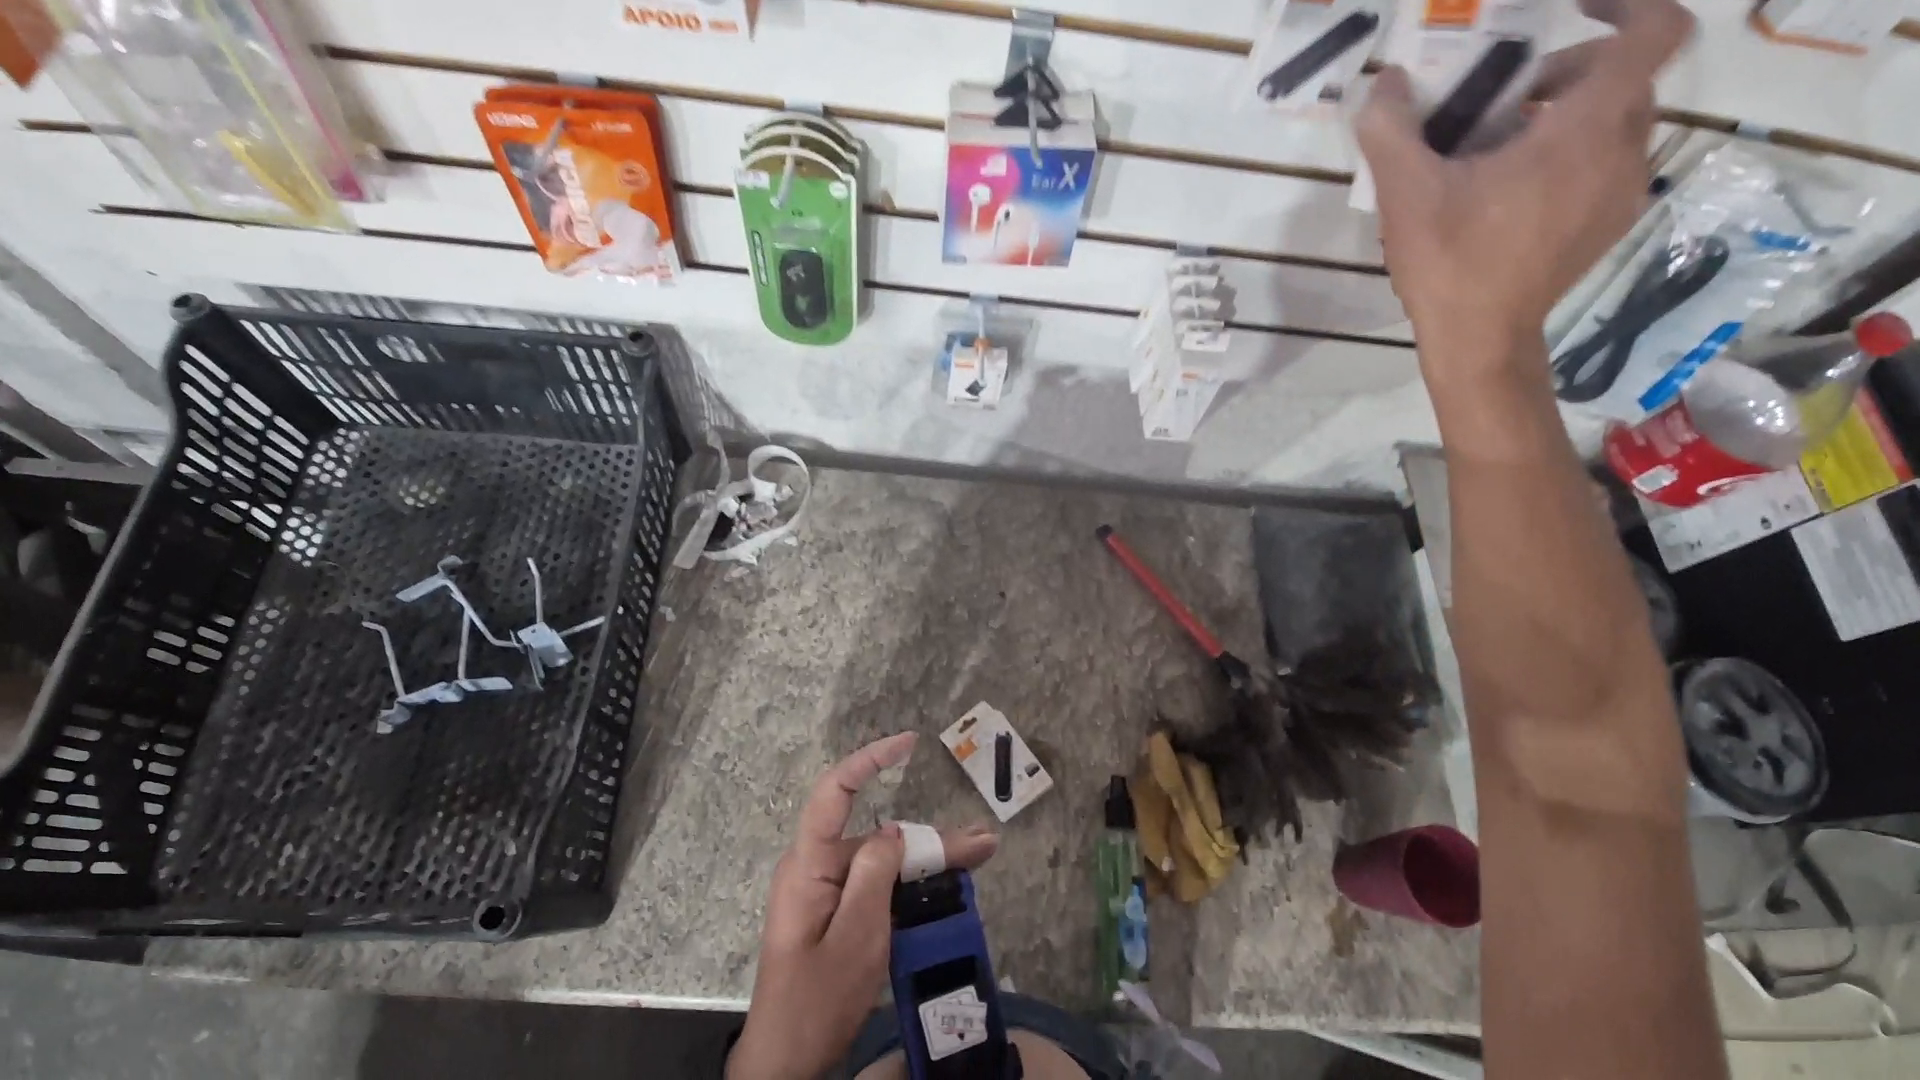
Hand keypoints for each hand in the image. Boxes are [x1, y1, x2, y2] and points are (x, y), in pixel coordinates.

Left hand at [728, 733, 999, 1079]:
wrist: (786, 1062)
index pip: (833, 794)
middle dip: (927, 836)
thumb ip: (873, 877)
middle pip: (874, 836)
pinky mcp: (837, 916)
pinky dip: (911, 885)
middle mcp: (816, 870)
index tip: (908, 744)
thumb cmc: (816, 1000)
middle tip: (982, 843)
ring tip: (977, 858)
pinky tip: (947, 885)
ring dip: (926, 862)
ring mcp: (826, 894)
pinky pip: (876, 888)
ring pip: (882, 863)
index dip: (869, 761)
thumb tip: (892, 830)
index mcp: (809, 866)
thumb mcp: (855, 939)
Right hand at [1356, 0, 1693, 368]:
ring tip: (1503, 148)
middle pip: (1625, 77)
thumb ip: (1391, 128)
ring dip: (1569, 115)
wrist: (1481, 340)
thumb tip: (1384, 84)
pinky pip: (1608, 162)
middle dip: (1571, 71)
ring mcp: (1625, 191)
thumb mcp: (1405, 193)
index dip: (1628, 3)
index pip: (1655, 31)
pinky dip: (1573, 154)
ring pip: (1617, 121)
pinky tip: (1515, 190)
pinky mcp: (1613, 222)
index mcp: (1584, 130)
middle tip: (1508, 98)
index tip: (1573, 9)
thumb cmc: (1450, 262)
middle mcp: (1623, 151)